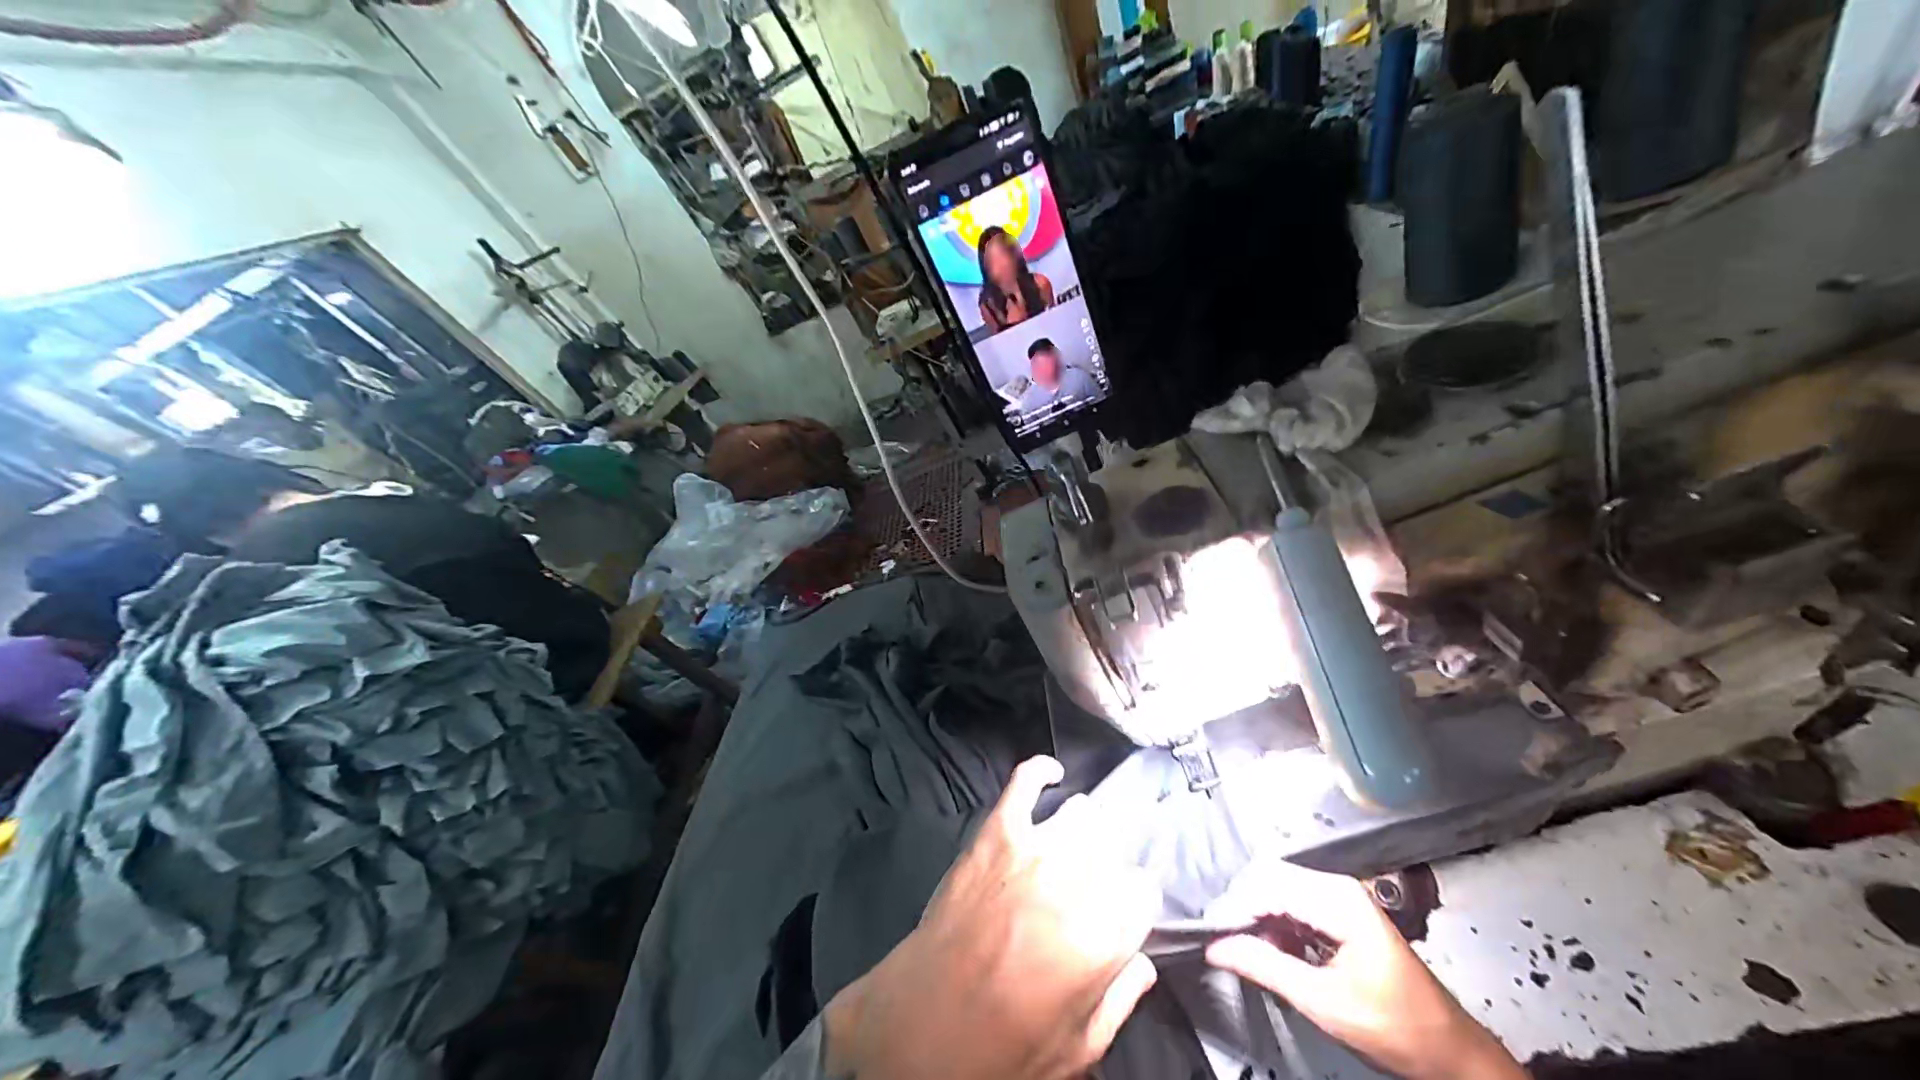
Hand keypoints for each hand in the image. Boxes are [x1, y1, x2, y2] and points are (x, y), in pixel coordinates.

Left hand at [822, 756, 1159, 1079]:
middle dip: (1110, 867)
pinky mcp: (993, 834)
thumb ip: (1119, 1000)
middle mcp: (1073, 883)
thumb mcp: (1076, 1050)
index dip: (1134, 903)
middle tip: (1090, 890)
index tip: (1122, 913)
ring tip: (1069, 855)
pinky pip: (1023, 783)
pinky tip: (1051, 775)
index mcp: (1101, 938)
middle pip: (1115, 846)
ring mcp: (1030, 850)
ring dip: (1082, 833)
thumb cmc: (999, 1049)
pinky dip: (1040, 772)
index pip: (1144, 890)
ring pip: (1081, 814)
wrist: (918, 1023)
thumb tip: (1143, 962)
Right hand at [1204, 862, 1526, 1079]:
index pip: (1266, 884)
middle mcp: (1335, 888)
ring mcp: (1338, 899)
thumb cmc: (1396, 1028)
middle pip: (1268, 878)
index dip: (1234, 908)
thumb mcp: (1324, 1003)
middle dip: (1241, 907)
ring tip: (1244, 951)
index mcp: (1337, 900)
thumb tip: (1215, 946)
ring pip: (1276, 889)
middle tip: (1224, 942)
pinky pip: (1291, 904)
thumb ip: (1265, 967)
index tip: (1211, 936)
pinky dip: (1273, 923)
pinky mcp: (1338, 915)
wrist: (1452, 1054)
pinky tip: (1271, 952)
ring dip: (1256, 916)